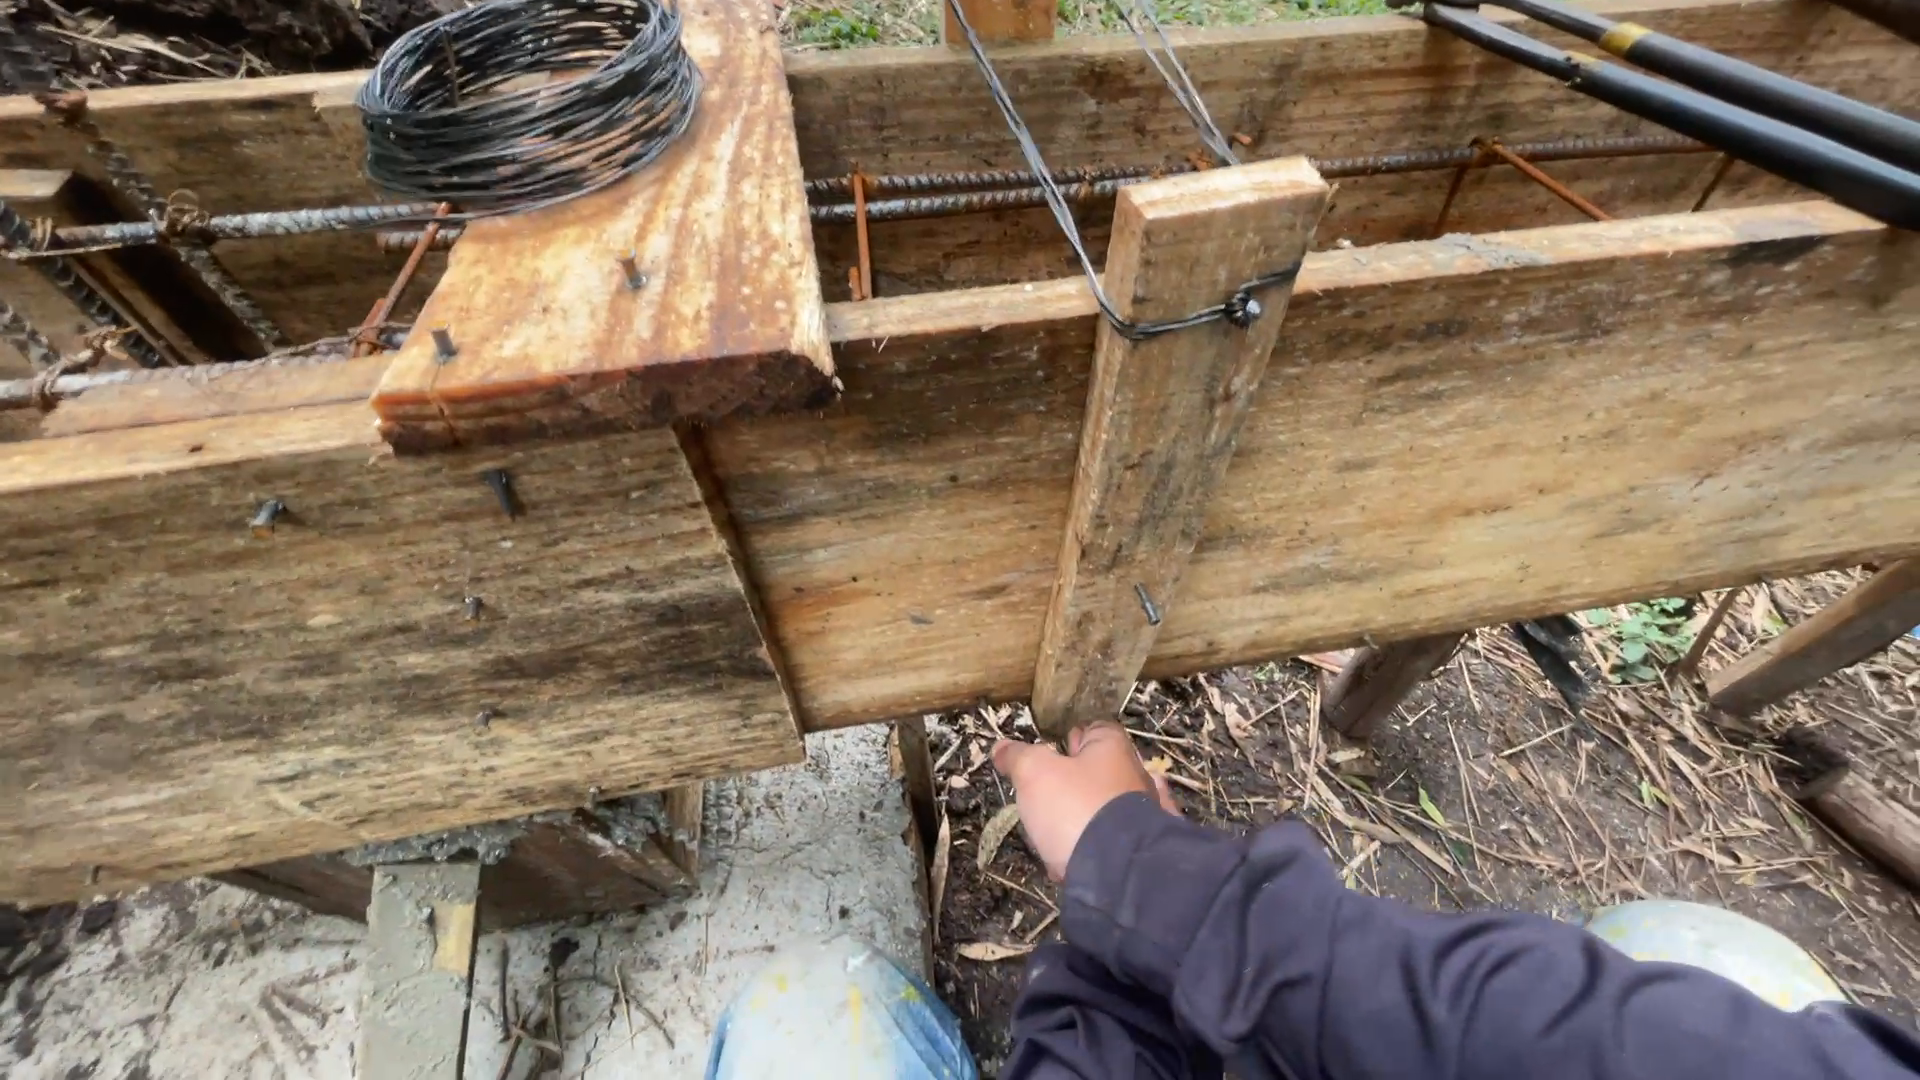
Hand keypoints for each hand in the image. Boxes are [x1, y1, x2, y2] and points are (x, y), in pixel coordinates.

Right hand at [991, 721, 1178, 880]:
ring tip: (1057, 829)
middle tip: (1048, 792)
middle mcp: (1136, 777)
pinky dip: (1099, 844)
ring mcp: (1146, 816)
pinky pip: (1117, 841)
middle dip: (1076, 780)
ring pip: (1107, 808)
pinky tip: (1076, 853)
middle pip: (1101, 770)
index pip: (1096, 730)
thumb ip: (1017, 756)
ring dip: (1086, 815)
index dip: (1072, 737)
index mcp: (1114, 749)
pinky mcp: (1144, 852)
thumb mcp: (1034, 772)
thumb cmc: (1075, 808)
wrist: (1118, 875)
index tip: (1052, 751)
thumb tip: (1001, 747)